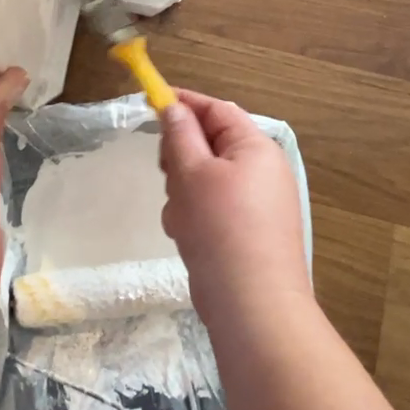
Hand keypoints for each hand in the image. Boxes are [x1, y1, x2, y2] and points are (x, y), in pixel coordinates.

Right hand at [159, 90, 310, 327]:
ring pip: (202, 178)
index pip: (216, 109)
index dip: (182, 102)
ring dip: (182, 192)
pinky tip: (188, 238)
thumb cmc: (222, 229)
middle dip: (180, 158)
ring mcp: (255, 204)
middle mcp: (260, 170)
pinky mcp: (245, 232)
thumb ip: (179, 134)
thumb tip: (173, 106)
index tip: (148, 102)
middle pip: (207, 143)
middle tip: (168, 176)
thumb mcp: (192, 173)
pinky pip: (209, 208)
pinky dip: (193, 216)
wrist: (253, 306)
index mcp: (255, 148)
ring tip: (182, 218)